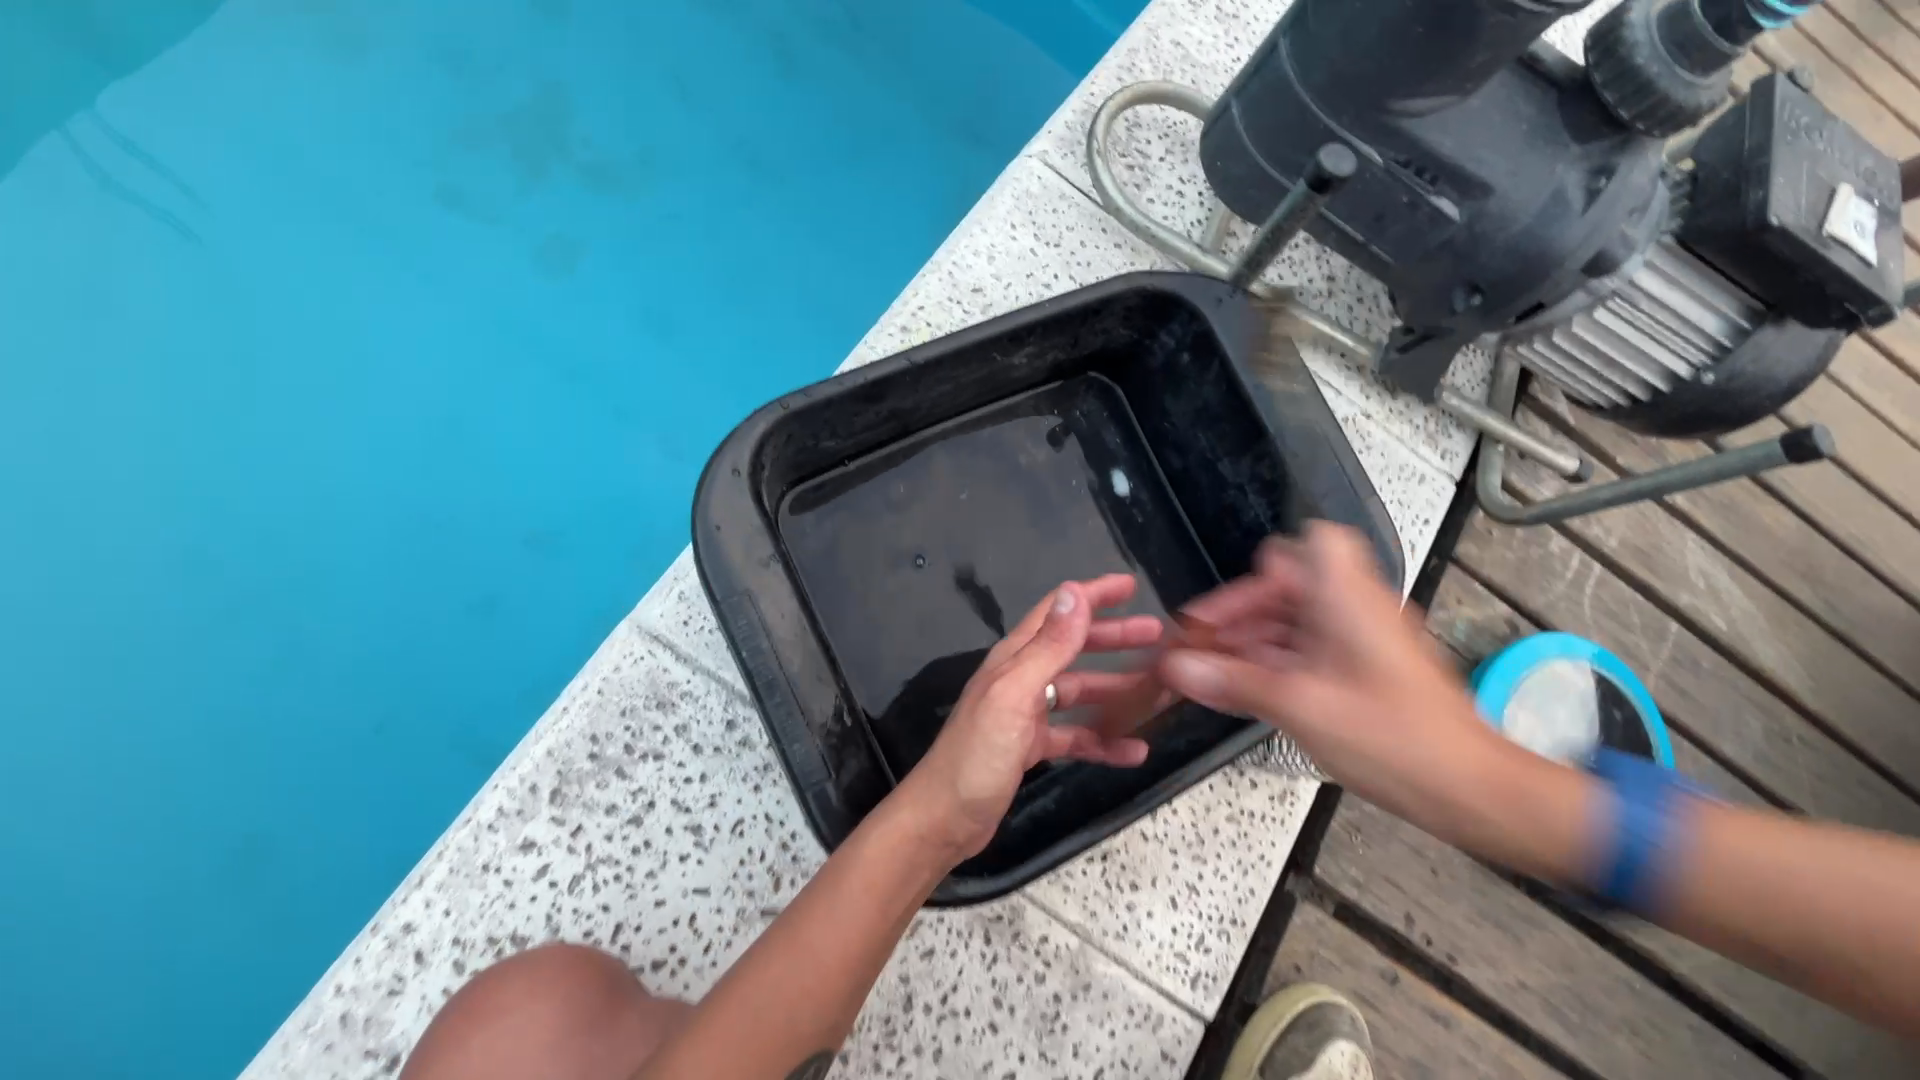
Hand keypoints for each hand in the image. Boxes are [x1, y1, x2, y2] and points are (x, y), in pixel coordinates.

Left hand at [897, 574, 1163, 860]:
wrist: (945, 819)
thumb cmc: (977, 755)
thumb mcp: (1015, 695)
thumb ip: (1048, 647)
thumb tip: (1075, 593)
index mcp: (1013, 660)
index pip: (1056, 612)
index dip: (1091, 595)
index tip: (1130, 586)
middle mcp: (1019, 680)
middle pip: (1072, 649)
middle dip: (1113, 638)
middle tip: (1156, 635)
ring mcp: (1024, 715)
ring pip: (1078, 692)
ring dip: (1116, 689)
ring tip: (1158, 690)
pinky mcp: (1030, 748)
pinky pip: (1075, 736)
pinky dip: (1104, 740)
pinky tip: (1134, 751)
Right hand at [1156, 522, 1508, 829]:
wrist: (1468, 789)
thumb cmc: (1395, 738)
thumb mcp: (1298, 706)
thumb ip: (1231, 682)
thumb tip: (1175, 667)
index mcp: (1347, 598)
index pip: (1311, 543)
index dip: (1261, 568)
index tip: (1222, 611)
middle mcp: (1357, 610)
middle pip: (1288, 590)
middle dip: (1237, 616)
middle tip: (1194, 650)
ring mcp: (1362, 643)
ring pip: (1295, 625)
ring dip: (1249, 645)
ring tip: (1208, 677)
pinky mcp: (1366, 675)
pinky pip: (1308, 655)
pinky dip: (1273, 667)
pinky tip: (1243, 695)